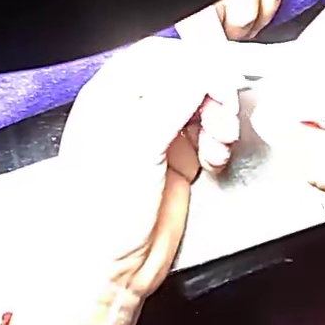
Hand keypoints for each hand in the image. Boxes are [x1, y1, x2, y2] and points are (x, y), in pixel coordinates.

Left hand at [0, 36, 235, 324]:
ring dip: (219, 119)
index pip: (158, 56)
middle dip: (212, 93)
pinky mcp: (174, 160)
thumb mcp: (138, 144)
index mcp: (111, 94)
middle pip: (185, 78)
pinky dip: (218, 143)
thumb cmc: (99, 209)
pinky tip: (215, 159)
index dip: (193, 62)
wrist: (106, 268)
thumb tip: (203, 68)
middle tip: (225, 115)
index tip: (220, 79)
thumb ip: (173, 99)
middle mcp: (134, 109)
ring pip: (200, 106)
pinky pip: (207, 135)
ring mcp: (155, 134)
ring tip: (220, 142)